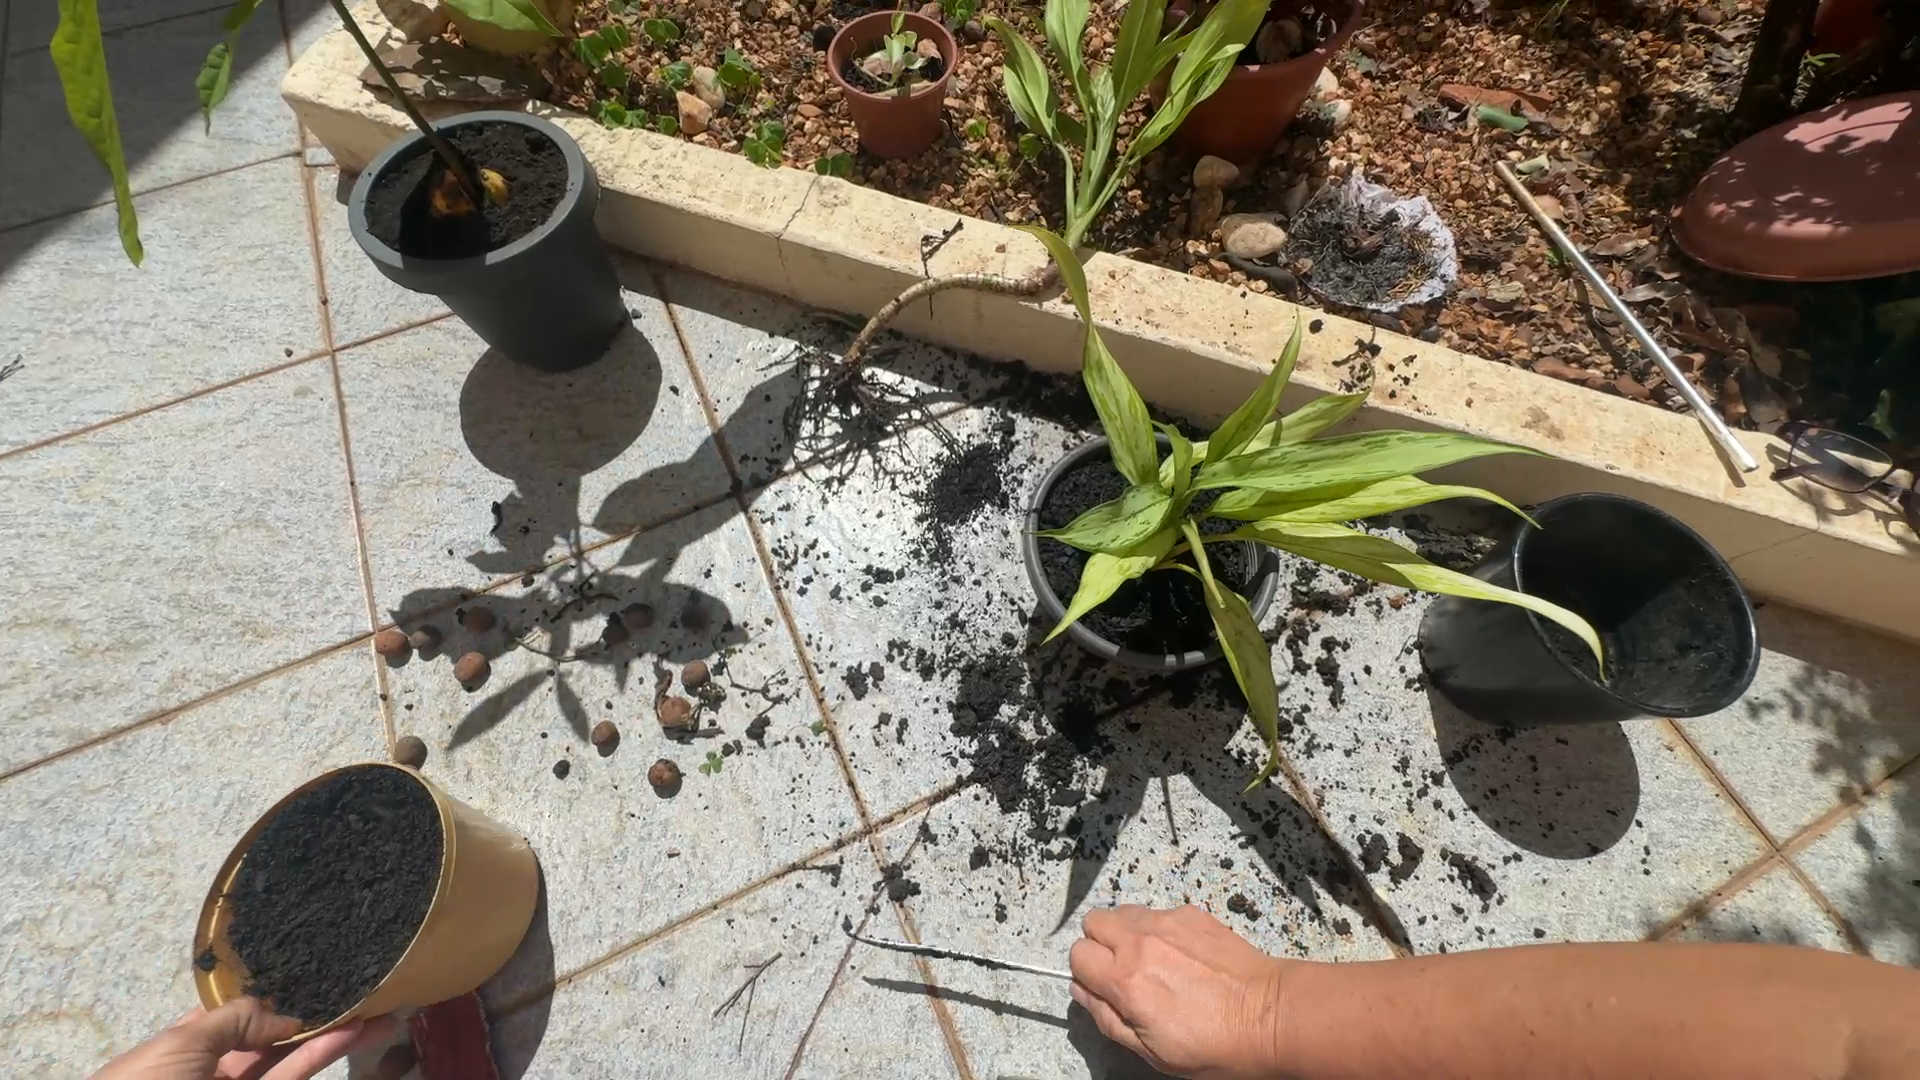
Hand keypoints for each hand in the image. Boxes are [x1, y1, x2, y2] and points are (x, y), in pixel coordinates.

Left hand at [91, 998, 393, 1079]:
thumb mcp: (180, 1043)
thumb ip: (238, 1017)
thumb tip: (285, 1016)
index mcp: (181, 1049)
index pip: (234, 1012)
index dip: (273, 990)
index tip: (314, 967)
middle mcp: (213, 1068)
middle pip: (273, 1032)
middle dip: (316, 1010)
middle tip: (361, 987)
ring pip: (293, 1054)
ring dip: (335, 1030)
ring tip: (381, 1007)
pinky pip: (294, 1074)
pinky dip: (324, 1052)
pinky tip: (356, 1029)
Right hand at [1070, 904, 1289, 1079]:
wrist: (1269, 1015)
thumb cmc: (1214, 1046)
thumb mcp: (1154, 1052)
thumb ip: (1109, 1019)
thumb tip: (1081, 991)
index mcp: (1126, 980)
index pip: (1077, 955)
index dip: (1086, 973)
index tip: (1104, 987)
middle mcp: (1139, 942)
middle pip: (1093, 921)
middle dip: (1100, 944)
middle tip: (1123, 969)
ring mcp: (1164, 921)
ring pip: (1121, 911)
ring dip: (1126, 932)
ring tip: (1152, 959)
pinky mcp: (1188, 912)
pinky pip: (1156, 912)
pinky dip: (1159, 929)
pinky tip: (1183, 954)